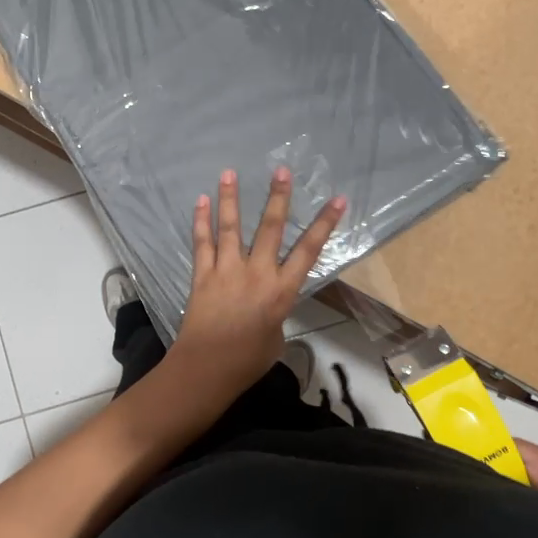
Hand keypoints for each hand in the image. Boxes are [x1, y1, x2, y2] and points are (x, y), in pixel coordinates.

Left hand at [172, 167, 346, 397]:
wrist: (207, 368)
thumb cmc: (248, 361)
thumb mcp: (276, 339)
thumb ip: (275, 315)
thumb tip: (266, 309)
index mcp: (282, 291)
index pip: (309, 251)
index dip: (324, 224)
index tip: (337, 200)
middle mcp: (257, 273)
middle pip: (271, 228)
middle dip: (278, 197)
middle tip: (282, 170)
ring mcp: (227, 271)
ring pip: (231, 227)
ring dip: (230, 198)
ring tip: (229, 172)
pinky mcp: (202, 276)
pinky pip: (202, 243)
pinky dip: (200, 222)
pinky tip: (200, 201)